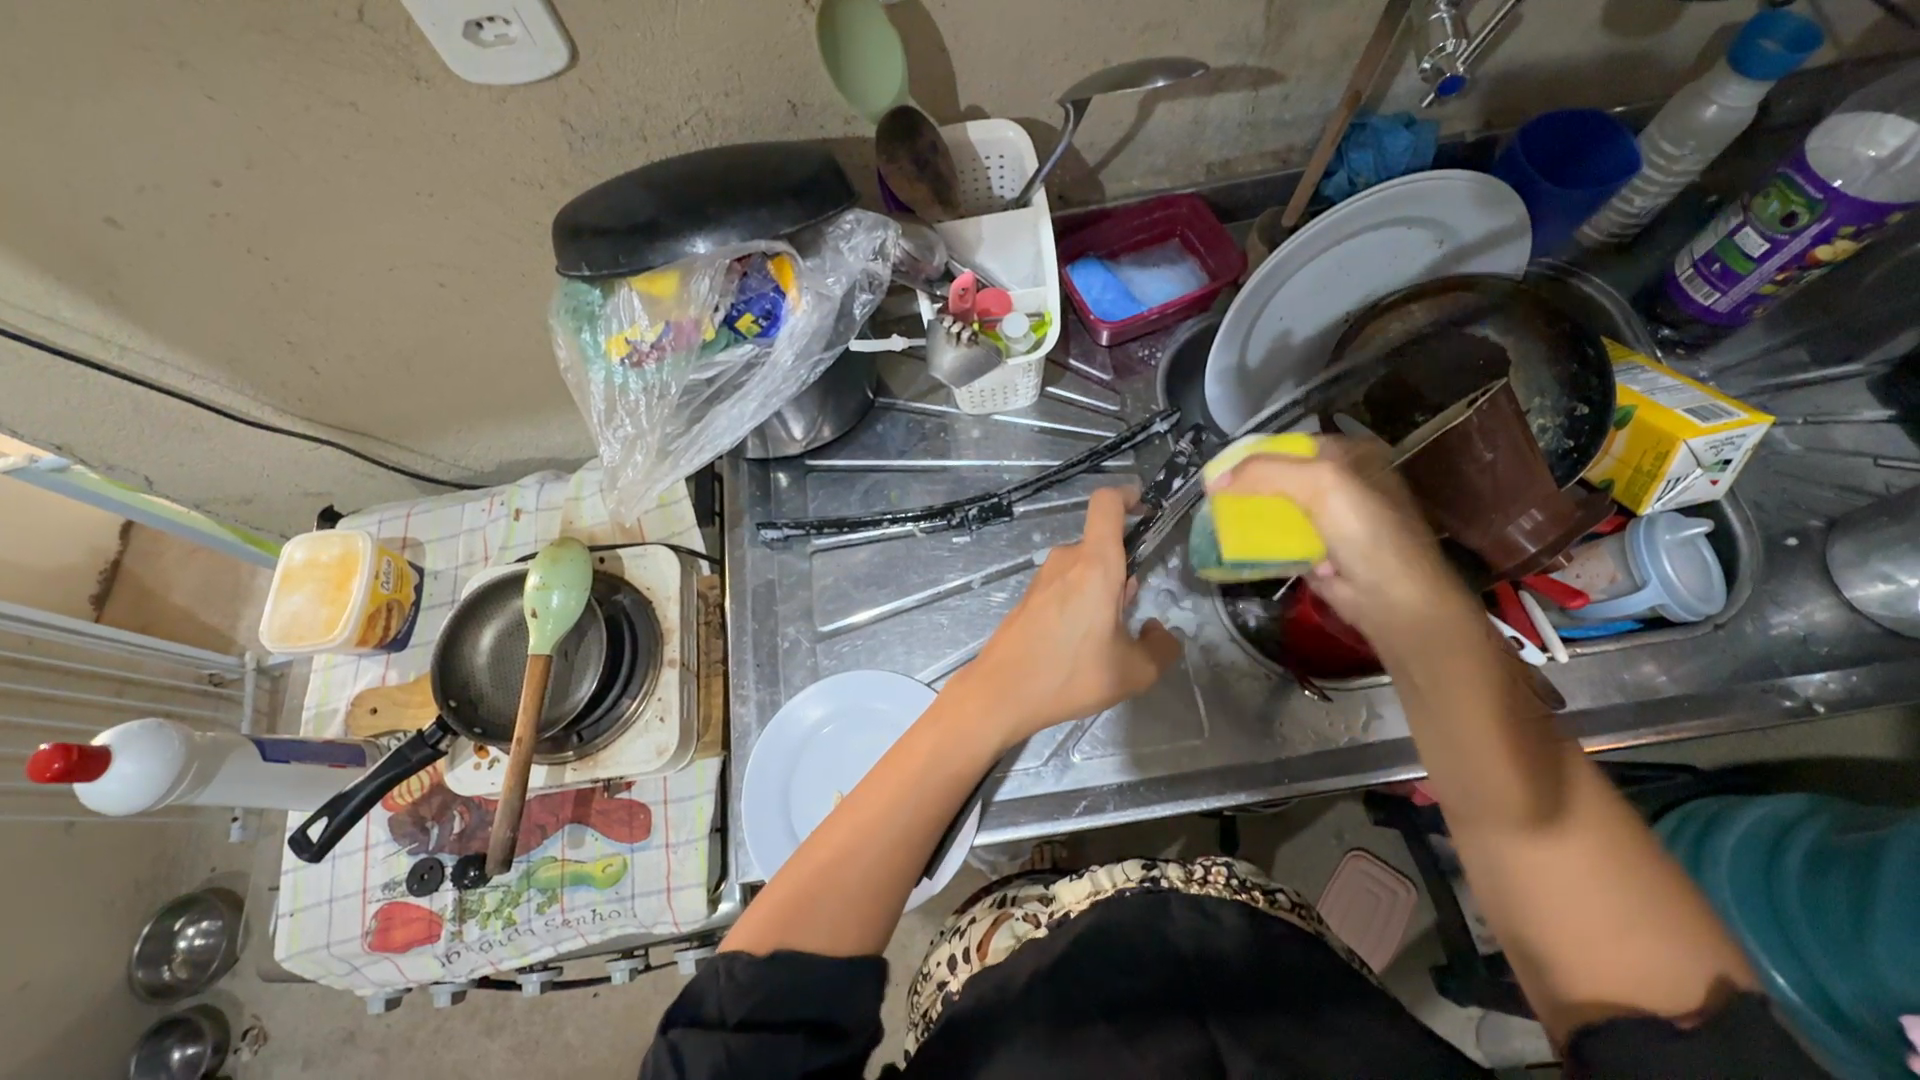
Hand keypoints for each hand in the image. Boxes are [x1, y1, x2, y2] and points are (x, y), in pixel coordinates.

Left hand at [949, 487, 1181, 746]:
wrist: (1000, 693)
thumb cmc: (1069, 676)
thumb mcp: (1134, 672)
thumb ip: (1161, 648)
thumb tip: (1160, 633)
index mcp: (1095, 565)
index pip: (1106, 504)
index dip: (1127, 496)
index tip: (1145, 509)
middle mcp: (1067, 561)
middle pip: (1102, 546)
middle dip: (1123, 571)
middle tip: (1131, 614)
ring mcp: (1042, 578)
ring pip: (1083, 569)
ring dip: (1101, 591)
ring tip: (1105, 638)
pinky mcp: (1028, 598)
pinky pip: (1064, 586)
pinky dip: (1080, 602)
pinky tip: (1078, 644)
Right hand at [1205, 436, 1480, 654]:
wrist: (1395, 598)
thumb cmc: (1366, 530)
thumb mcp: (1320, 483)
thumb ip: (1265, 472)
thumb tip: (1212, 481)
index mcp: (1350, 455)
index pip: (1290, 445)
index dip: (1253, 456)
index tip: (1218, 472)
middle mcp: (1341, 484)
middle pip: (1281, 478)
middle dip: (1249, 488)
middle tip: (1214, 499)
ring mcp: (1331, 521)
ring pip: (1278, 511)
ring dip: (1252, 518)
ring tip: (1218, 522)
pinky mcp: (1320, 553)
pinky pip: (1281, 542)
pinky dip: (1261, 544)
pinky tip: (1240, 548)